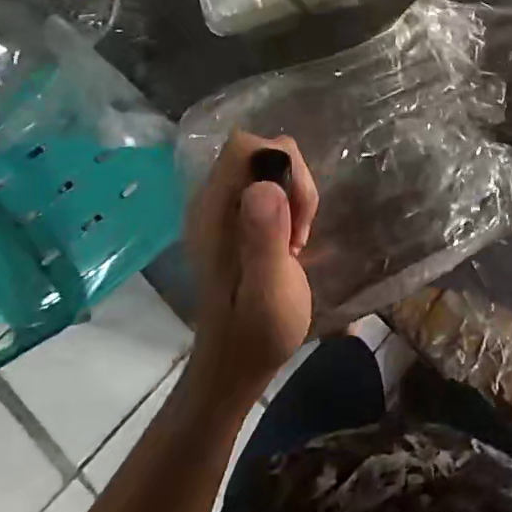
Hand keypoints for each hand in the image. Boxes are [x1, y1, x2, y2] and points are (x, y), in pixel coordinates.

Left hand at [185, 131, 317, 405]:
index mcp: (214, 212)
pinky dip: (289, 203)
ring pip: (267, 167)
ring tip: (297, 238)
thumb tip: (265, 187)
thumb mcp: (269, 290)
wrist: (237, 363)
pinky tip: (291, 240)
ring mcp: (221, 210)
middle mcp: (212, 202)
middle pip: (259, 151)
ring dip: (295, 193)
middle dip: (294, 180)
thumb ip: (263, 238)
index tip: (297, 213)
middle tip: (300, 230)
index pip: (247, 148)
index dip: (283, 167)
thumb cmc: (257, 331)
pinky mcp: (235, 220)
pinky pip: (268, 186)